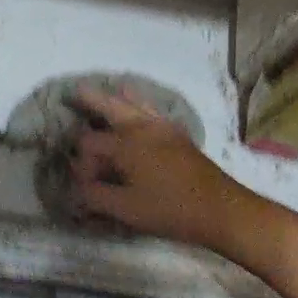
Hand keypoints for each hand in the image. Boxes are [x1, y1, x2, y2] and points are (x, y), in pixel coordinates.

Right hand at [69, 88, 265, 250]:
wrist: (221, 209)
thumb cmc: (171, 209)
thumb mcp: (127, 209)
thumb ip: (96, 197)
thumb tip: (76, 189)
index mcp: (125, 145)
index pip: (89, 144)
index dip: (80, 162)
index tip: (83, 184)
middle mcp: (141, 128)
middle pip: (111, 106)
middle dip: (92, 100)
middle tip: (76, 90)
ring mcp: (163, 128)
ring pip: (135, 104)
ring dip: (120, 96)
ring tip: (113, 87)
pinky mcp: (178, 135)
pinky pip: (154, 110)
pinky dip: (143, 103)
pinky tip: (143, 108)